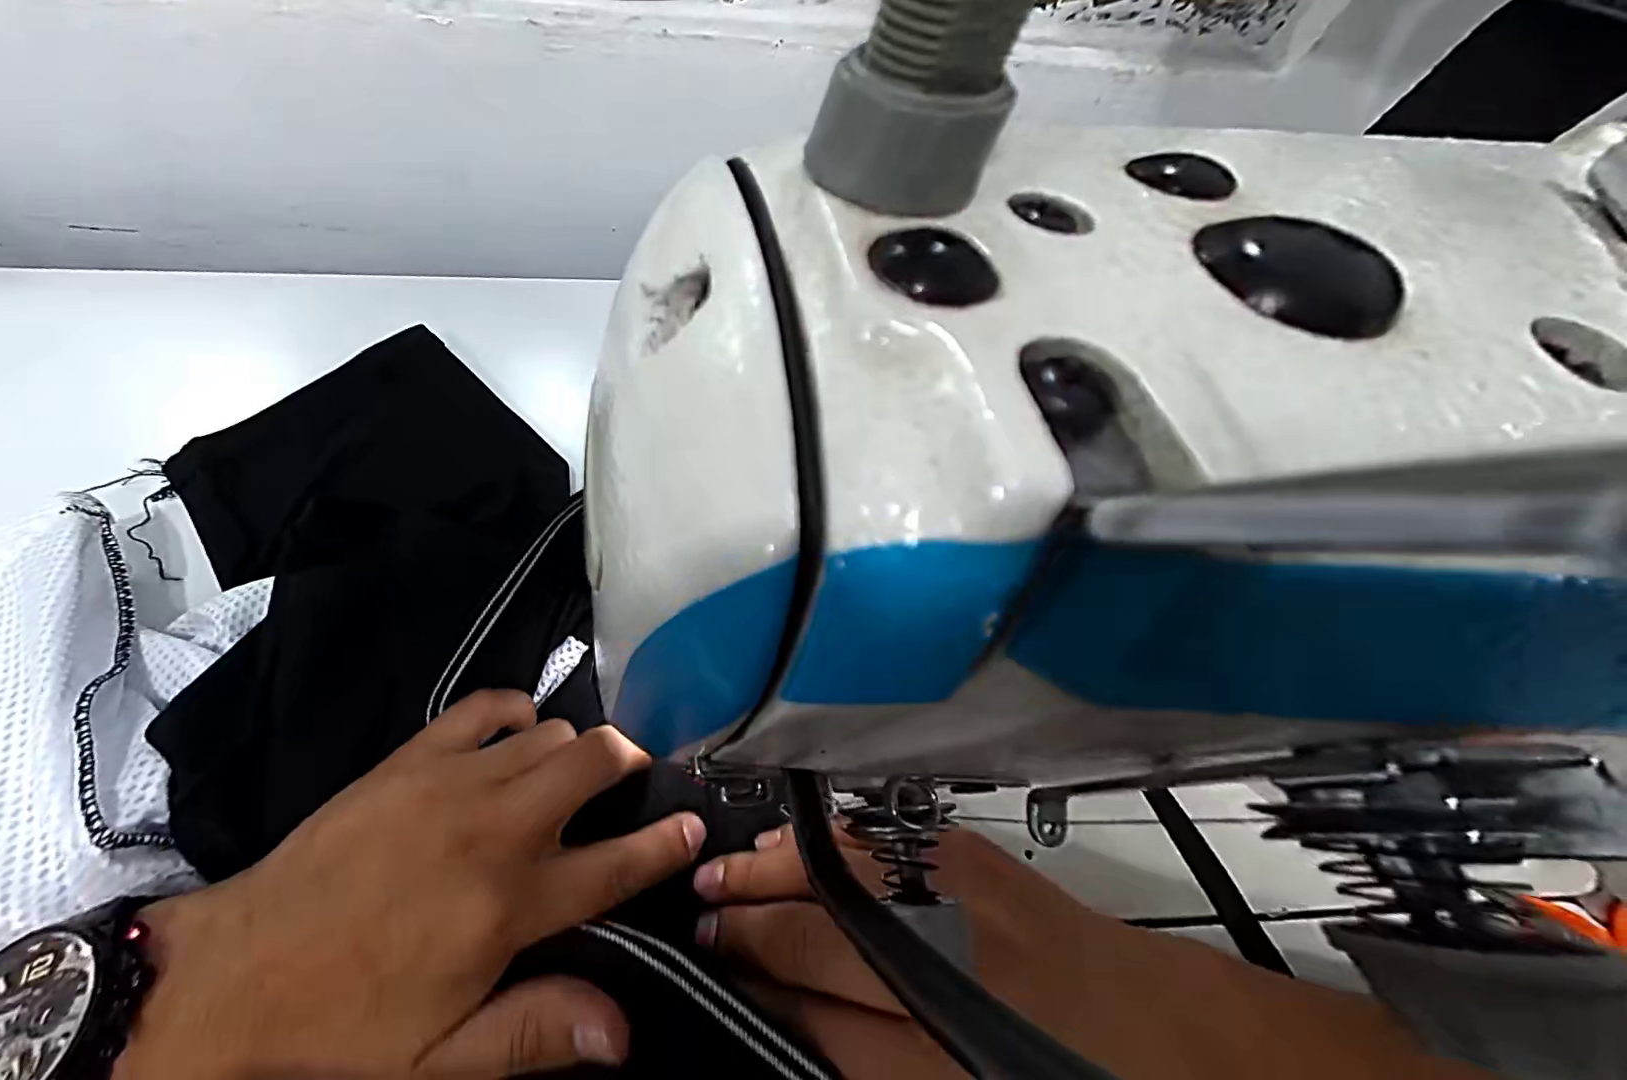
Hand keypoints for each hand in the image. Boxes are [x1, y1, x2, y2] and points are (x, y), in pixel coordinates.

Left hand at [117, 690, 706, 1078]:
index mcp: (507, 908)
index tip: (693, 824)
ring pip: (548, 732)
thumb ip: (536, 1033)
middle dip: (628, 761)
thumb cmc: (343, 1029)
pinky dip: (515, 710)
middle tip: (632, 776)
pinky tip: (517, 730)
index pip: (614, 865)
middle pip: (591, 762)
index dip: (665, 842)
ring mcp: (451, 783)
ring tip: (569, 770)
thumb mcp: (439, 1061)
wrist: (233, 978)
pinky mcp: (412, 759)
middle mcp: (493, 831)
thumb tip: (626, 1030)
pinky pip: (485, 707)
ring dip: (571, 747)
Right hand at [692, 823, 1489, 1079]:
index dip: (758, 988)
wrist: (1234, 1066)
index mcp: (947, 1063)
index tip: (711, 962)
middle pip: (821, 943)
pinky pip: (898, 847)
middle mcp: (950, 979)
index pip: (818, 1017)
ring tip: (731, 863)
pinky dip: (843, 844)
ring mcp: (975, 913)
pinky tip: (811, 840)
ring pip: (849, 883)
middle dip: (751, 923)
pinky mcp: (996, 872)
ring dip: (783, 871)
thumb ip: (887, 1069)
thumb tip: (804, 1023)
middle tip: (696, 903)